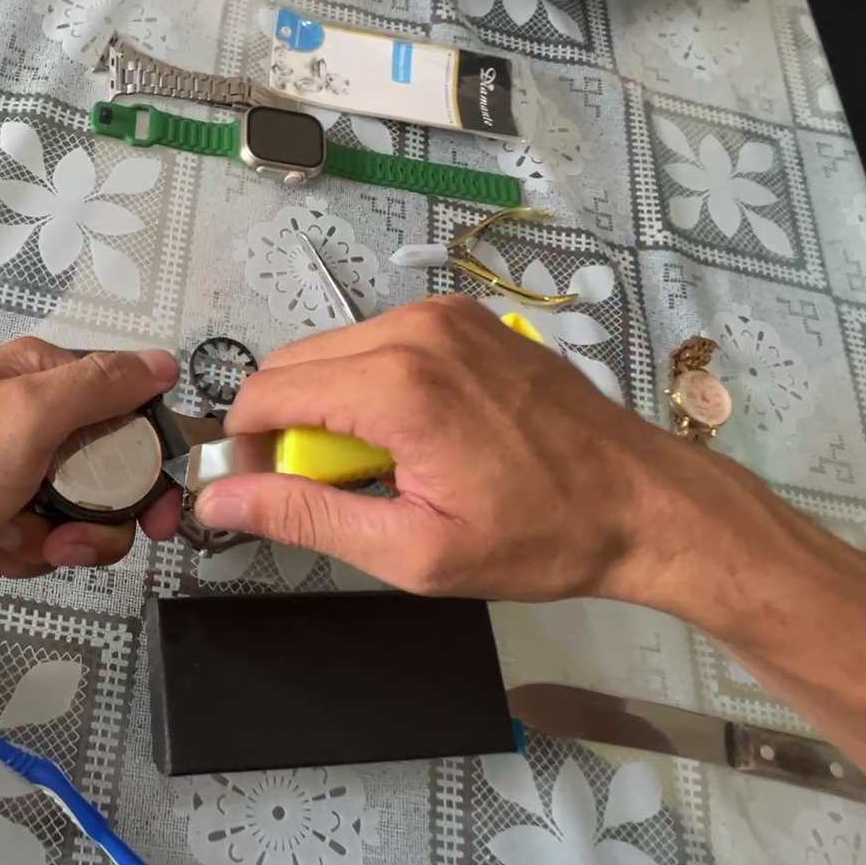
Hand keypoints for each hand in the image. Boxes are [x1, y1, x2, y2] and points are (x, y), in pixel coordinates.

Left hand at [0, 338, 181, 622]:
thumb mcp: (23, 416)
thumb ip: (99, 386)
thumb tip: (163, 362)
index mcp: (36, 377)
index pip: (124, 400)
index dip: (150, 450)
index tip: (161, 499)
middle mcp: (29, 419)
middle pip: (110, 465)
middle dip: (99, 509)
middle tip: (79, 535)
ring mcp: (14, 474)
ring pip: (83, 510)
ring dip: (56, 536)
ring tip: (8, 539)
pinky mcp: (1, 522)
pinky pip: (48, 539)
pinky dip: (26, 552)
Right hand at [192, 296, 724, 603]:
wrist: (648, 502)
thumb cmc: (535, 538)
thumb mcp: (409, 550)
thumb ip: (301, 516)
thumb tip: (217, 500)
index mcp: (396, 385)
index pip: (264, 393)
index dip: (247, 443)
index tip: (268, 485)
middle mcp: (411, 330)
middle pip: (289, 366)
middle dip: (285, 425)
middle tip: (331, 481)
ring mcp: (438, 314)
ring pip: (327, 353)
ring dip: (324, 405)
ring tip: (377, 459)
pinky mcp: (457, 316)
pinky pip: (370, 343)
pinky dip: (362, 385)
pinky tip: (407, 429)